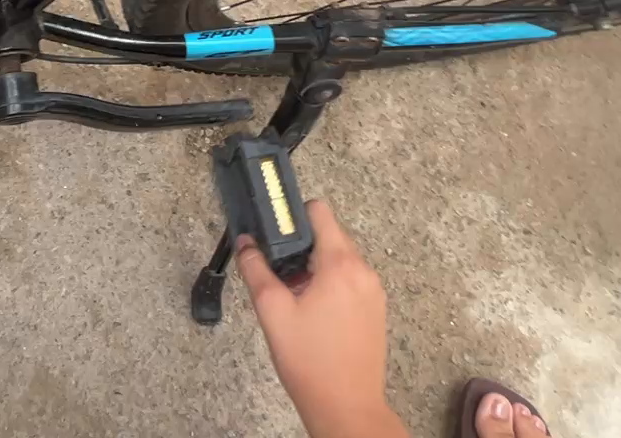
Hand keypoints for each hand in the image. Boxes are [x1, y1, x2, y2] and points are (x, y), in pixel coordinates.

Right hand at [236, 200, 408, 437]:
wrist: (347, 409)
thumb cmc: (310, 360)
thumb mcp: (272, 310)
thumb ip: (255, 268)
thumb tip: (244, 243)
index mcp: (341, 264)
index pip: (320, 211)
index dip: (293, 212)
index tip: (274, 227)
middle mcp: (364, 271)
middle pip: (329, 233)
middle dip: (301, 243)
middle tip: (277, 266)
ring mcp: (374, 292)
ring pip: (339, 256)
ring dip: (314, 263)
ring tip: (292, 291)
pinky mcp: (375, 310)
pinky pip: (349, 278)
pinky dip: (329, 280)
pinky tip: (310, 307)